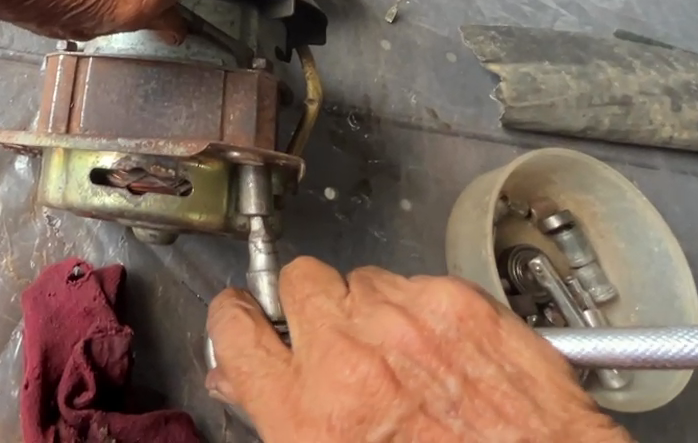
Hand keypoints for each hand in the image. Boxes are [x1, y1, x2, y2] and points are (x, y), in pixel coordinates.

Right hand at [206, 259, 631, 442]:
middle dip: (317, 308)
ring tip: (411, 361)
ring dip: (376, 310)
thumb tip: (238, 375)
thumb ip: (278, 418)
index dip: (239, 320)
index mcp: (310, 410)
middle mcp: (352, 355)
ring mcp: (409, 321)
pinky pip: (418, 284)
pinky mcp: (462, 303)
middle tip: (347, 347)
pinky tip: (452, 359)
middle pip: (299, 280)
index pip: (235, 324)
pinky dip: (428, 313)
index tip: (250, 321)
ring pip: (362, 278)